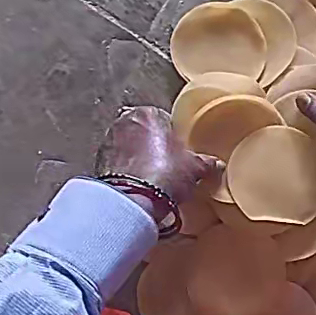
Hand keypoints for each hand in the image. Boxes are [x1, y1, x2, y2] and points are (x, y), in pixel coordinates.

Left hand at [94, 106, 220, 211]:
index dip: (174, 136)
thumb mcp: (195, 168)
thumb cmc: (164, 174)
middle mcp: (125, 121)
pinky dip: (127, 170)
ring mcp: (109, 141)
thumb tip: (216, 164)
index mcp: (149, 113)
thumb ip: (206, 162)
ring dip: (138, 157)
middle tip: (168, 164)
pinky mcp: (99, 162)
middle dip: (154, 145)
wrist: (133, 201)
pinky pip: (118, 163)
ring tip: (153, 177)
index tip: (180, 151)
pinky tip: (139, 185)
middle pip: (144, 131)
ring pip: (129, 146)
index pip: (164, 119)